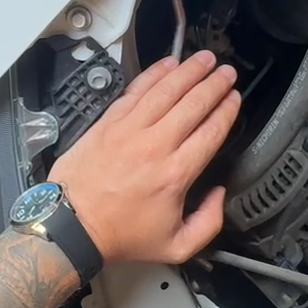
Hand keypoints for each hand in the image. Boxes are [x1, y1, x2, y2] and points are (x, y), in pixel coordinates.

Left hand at [51, 50, 241, 264]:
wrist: (72, 225)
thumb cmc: (119, 234)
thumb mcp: (175, 247)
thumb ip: (208, 223)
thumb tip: (220, 195)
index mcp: (176, 174)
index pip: (210, 131)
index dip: (227, 110)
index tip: (235, 99)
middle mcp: (155, 145)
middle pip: (193, 104)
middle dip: (214, 84)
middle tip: (227, 73)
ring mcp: (130, 130)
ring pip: (166, 90)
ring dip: (188, 71)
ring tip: (205, 59)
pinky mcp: (109, 122)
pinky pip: (136, 90)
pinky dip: (154, 74)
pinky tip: (168, 63)